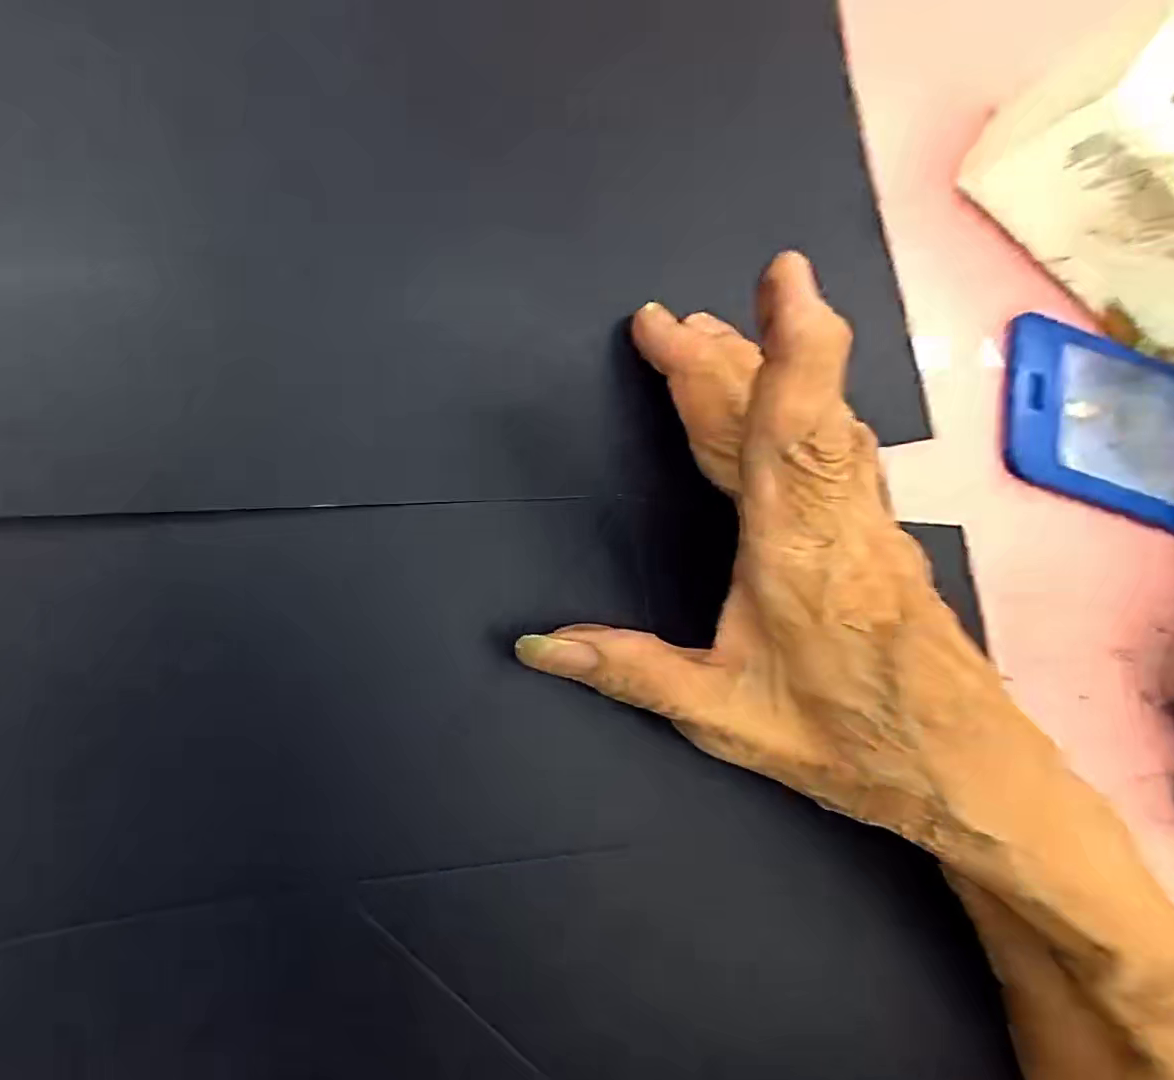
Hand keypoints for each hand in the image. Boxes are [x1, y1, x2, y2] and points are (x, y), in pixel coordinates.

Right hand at [514, 252, 995, 844]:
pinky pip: (825, 447)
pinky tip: (777, 398)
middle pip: (785, 413)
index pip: (791, 431)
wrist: (972, 778)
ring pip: (811, 422)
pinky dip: (793, 403)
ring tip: (709, 335)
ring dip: (761, 368)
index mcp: (797, 550)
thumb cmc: (843, 741)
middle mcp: (835, 519)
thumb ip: (627, 671)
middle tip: (664, 320)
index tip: (775, 281)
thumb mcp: (720, 715)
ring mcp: (861, 523)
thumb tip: (533, 645)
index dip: (786, 350)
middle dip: (727, 355)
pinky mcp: (867, 535)